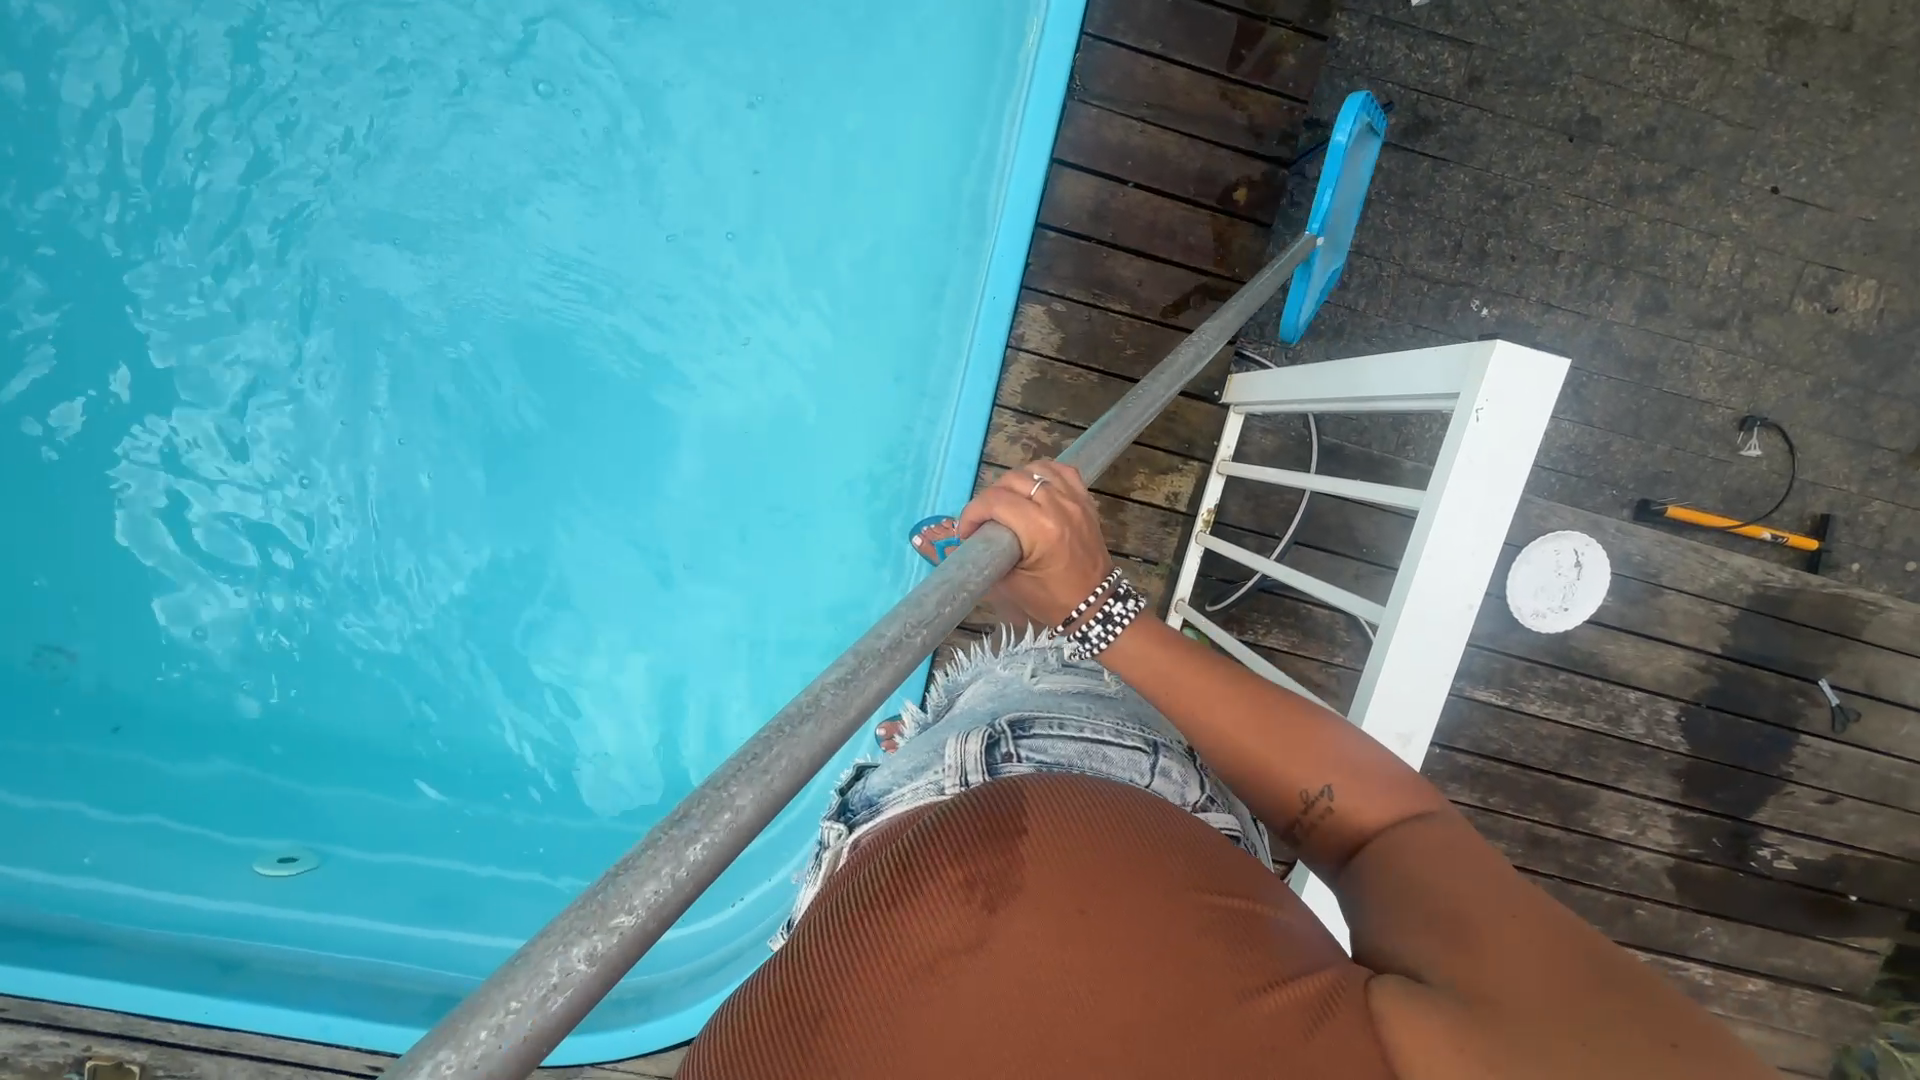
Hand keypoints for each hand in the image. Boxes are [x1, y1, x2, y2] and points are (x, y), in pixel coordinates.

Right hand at [956, 460, 1115, 626]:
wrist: (1096, 605)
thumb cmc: (1053, 599)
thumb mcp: (1011, 585)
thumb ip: (983, 560)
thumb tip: (957, 546)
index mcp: (1040, 529)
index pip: (995, 502)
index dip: (972, 513)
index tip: (966, 531)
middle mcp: (1058, 505)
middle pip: (1012, 480)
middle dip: (989, 498)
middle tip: (983, 521)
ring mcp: (1074, 499)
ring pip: (1035, 469)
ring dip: (1014, 482)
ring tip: (1006, 503)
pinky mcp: (1085, 500)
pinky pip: (1061, 471)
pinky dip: (1042, 474)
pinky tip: (1033, 488)